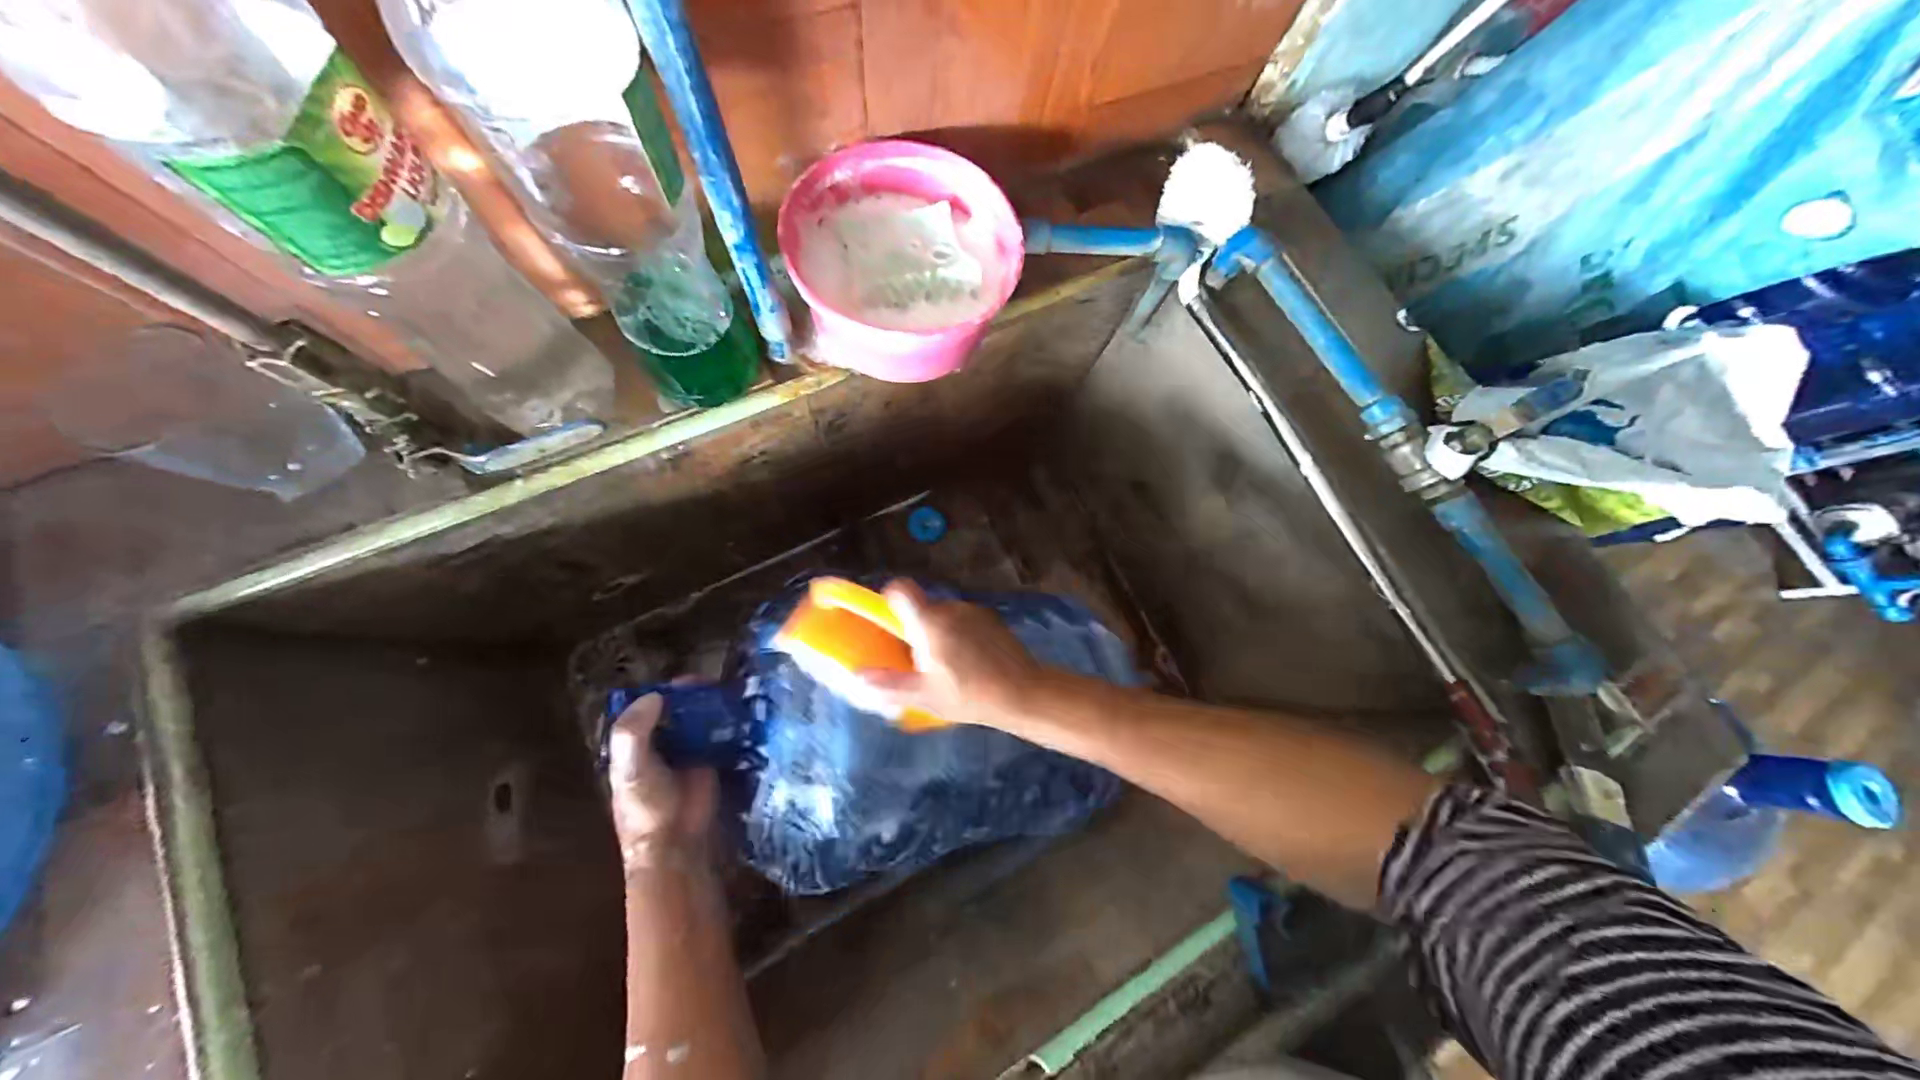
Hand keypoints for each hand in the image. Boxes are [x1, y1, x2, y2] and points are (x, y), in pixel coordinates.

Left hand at [607, 693, 718, 870]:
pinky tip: (741, 709)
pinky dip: (730, 720)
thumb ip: (634, 731)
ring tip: (732, 691)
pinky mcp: (713, 759)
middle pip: (680, 707)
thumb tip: (657, 695)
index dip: (667, 690)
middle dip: (695, 693)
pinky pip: (721, 733)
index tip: (688, 681)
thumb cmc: (646, 806)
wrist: (675, 841)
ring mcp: (689, 749)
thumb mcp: (630, 767)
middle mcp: (663, 741)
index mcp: (636, 741)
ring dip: (715, 703)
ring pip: (702, 717)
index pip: (650, 705)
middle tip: (714, 683)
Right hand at [858, 579, 1048, 729]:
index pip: (901, 589)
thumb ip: (890, 684)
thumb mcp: (925, 695)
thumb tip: (859, 676)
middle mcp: (950, 608)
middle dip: (917, 629)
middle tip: (922, 661)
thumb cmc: (969, 695)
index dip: (890, 597)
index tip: (890, 620)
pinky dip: (961, 634)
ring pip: (945, 614)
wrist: (1023, 693)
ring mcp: (973, 610)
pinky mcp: (991, 618)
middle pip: (922, 607)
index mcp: (929, 623)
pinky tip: (971, 661)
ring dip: (940, 633)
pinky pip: (964, 620)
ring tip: (950, 665)